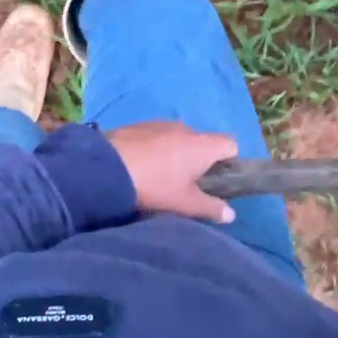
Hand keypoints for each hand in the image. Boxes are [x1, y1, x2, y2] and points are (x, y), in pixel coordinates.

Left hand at [104, 121, 237, 223]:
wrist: (106, 167)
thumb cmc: (155, 185)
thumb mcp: (185, 203)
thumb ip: (211, 208)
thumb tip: (231, 214)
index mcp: (202, 145)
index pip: (229, 144)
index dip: (229, 160)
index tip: (219, 179)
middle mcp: (185, 128)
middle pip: (202, 141)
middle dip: (200, 159)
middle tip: (189, 183)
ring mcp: (159, 123)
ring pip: (178, 138)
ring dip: (176, 153)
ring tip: (162, 176)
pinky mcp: (137, 125)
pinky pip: (156, 136)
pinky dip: (155, 148)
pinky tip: (142, 166)